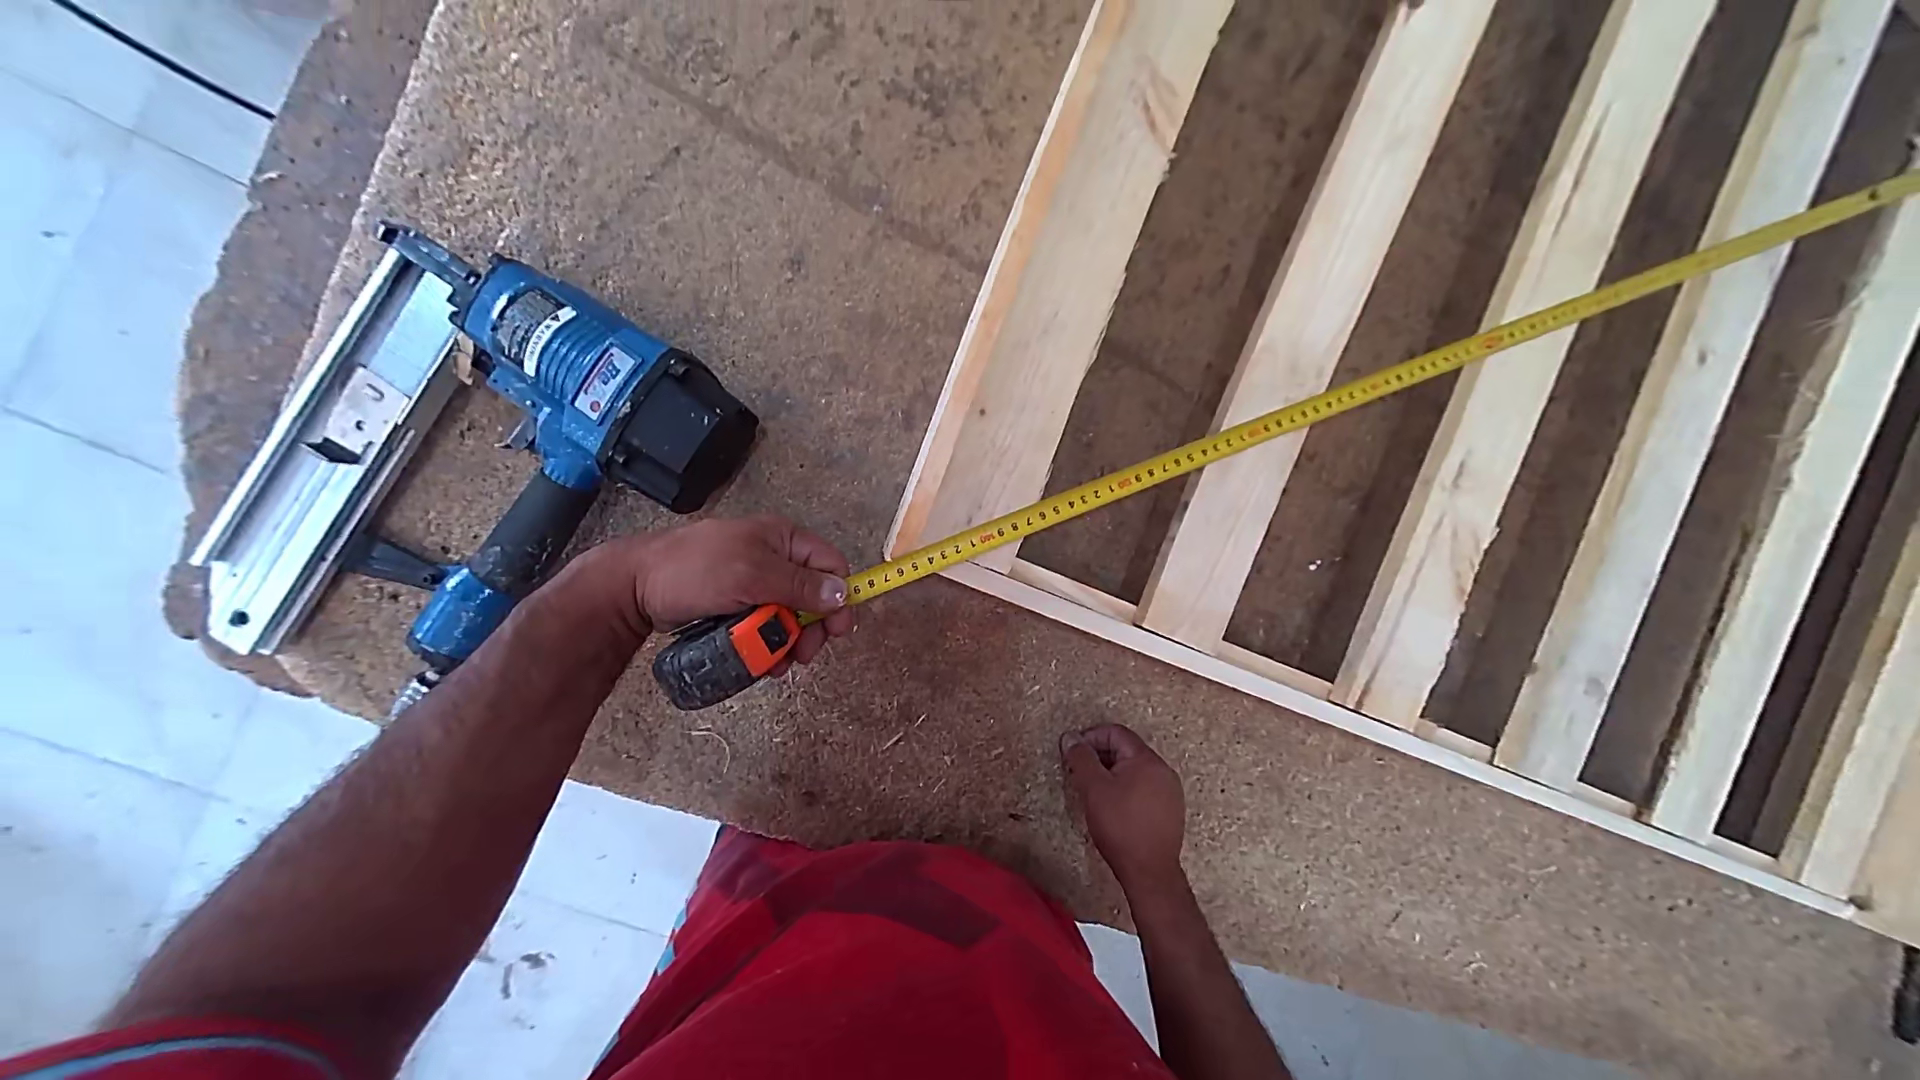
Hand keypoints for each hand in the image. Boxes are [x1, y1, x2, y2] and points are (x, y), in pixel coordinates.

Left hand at [579, 516, 856, 669]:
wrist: (634, 587)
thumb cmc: (694, 571)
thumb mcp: (752, 575)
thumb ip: (800, 585)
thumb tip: (843, 593)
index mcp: (783, 539)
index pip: (830, 565)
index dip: (839, 597)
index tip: (837, 630)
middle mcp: (774, 557)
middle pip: (814, 595)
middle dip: (813, 627)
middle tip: (803, 655)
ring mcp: (755, 581)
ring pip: (791, 614)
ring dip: (790, 641)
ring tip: (778, 663)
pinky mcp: (738, 603)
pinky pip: (766, 624)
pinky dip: (769, 643)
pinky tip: (763, 661)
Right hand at [1060, 724, 1185, 892]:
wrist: (1150, 873)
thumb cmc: (1120, 827)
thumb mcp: (1093, 788)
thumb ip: (1081, 758)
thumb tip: (1071, 737)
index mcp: (1147, 760)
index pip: (1116, 732)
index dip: (1090, 737)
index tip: (1072, 752)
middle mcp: (1163, 771)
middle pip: (1126, 749)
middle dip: (1099, 755)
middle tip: (1078, 770)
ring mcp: (1170, 792)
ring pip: (1134, 770)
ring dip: (1110, 772)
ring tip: (1092, 789)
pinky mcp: (1169, 811)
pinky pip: (1143, 787)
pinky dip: (1124, 788)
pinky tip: (1112, 805)